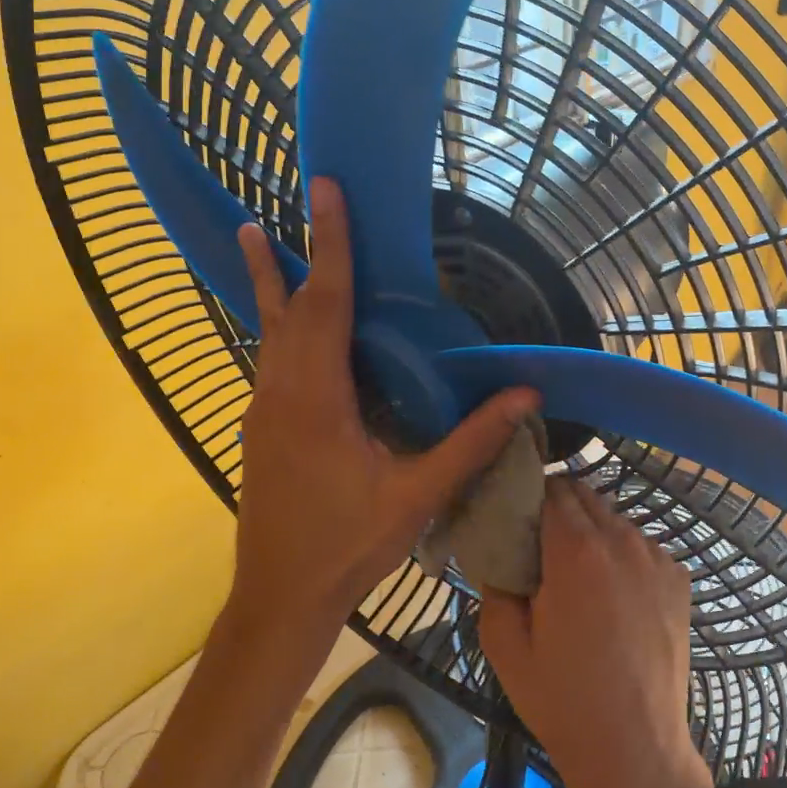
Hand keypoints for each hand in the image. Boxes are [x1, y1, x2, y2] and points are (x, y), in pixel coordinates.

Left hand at [229, 177, 539, 632]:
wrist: (279, 598)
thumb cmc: (347, 545)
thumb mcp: (417, 494)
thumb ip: (471, 441)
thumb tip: (525, 394)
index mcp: (314, 397)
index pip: (325, 302)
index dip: (329, 243)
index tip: (324, 189)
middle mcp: (280, 391)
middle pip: (287, 305)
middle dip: (293, 248)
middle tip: (296, 196)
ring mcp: (264, 407)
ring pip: (268, 329)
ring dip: (272, 280)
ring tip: (260, 234)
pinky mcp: (263, 424)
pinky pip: (272, 355)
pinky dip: (280, 320)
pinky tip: (288, 320)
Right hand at [479, 479, 722, 787]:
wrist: (634, 746)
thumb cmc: (562, 697)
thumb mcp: (503, 643)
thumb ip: (496, 581)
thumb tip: (503, 550)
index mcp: (575, 550)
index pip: (551, 489)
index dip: (531, 498)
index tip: (518, 521)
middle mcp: (622, 540)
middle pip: (585, 495)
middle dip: (560, 509)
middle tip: (542, 547)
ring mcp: (657, 557)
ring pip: (615, 519)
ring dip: (594, 531)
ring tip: (580, 576)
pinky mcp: (679, 578)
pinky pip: (642, 546)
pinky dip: (624, 555)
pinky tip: (615, 596)